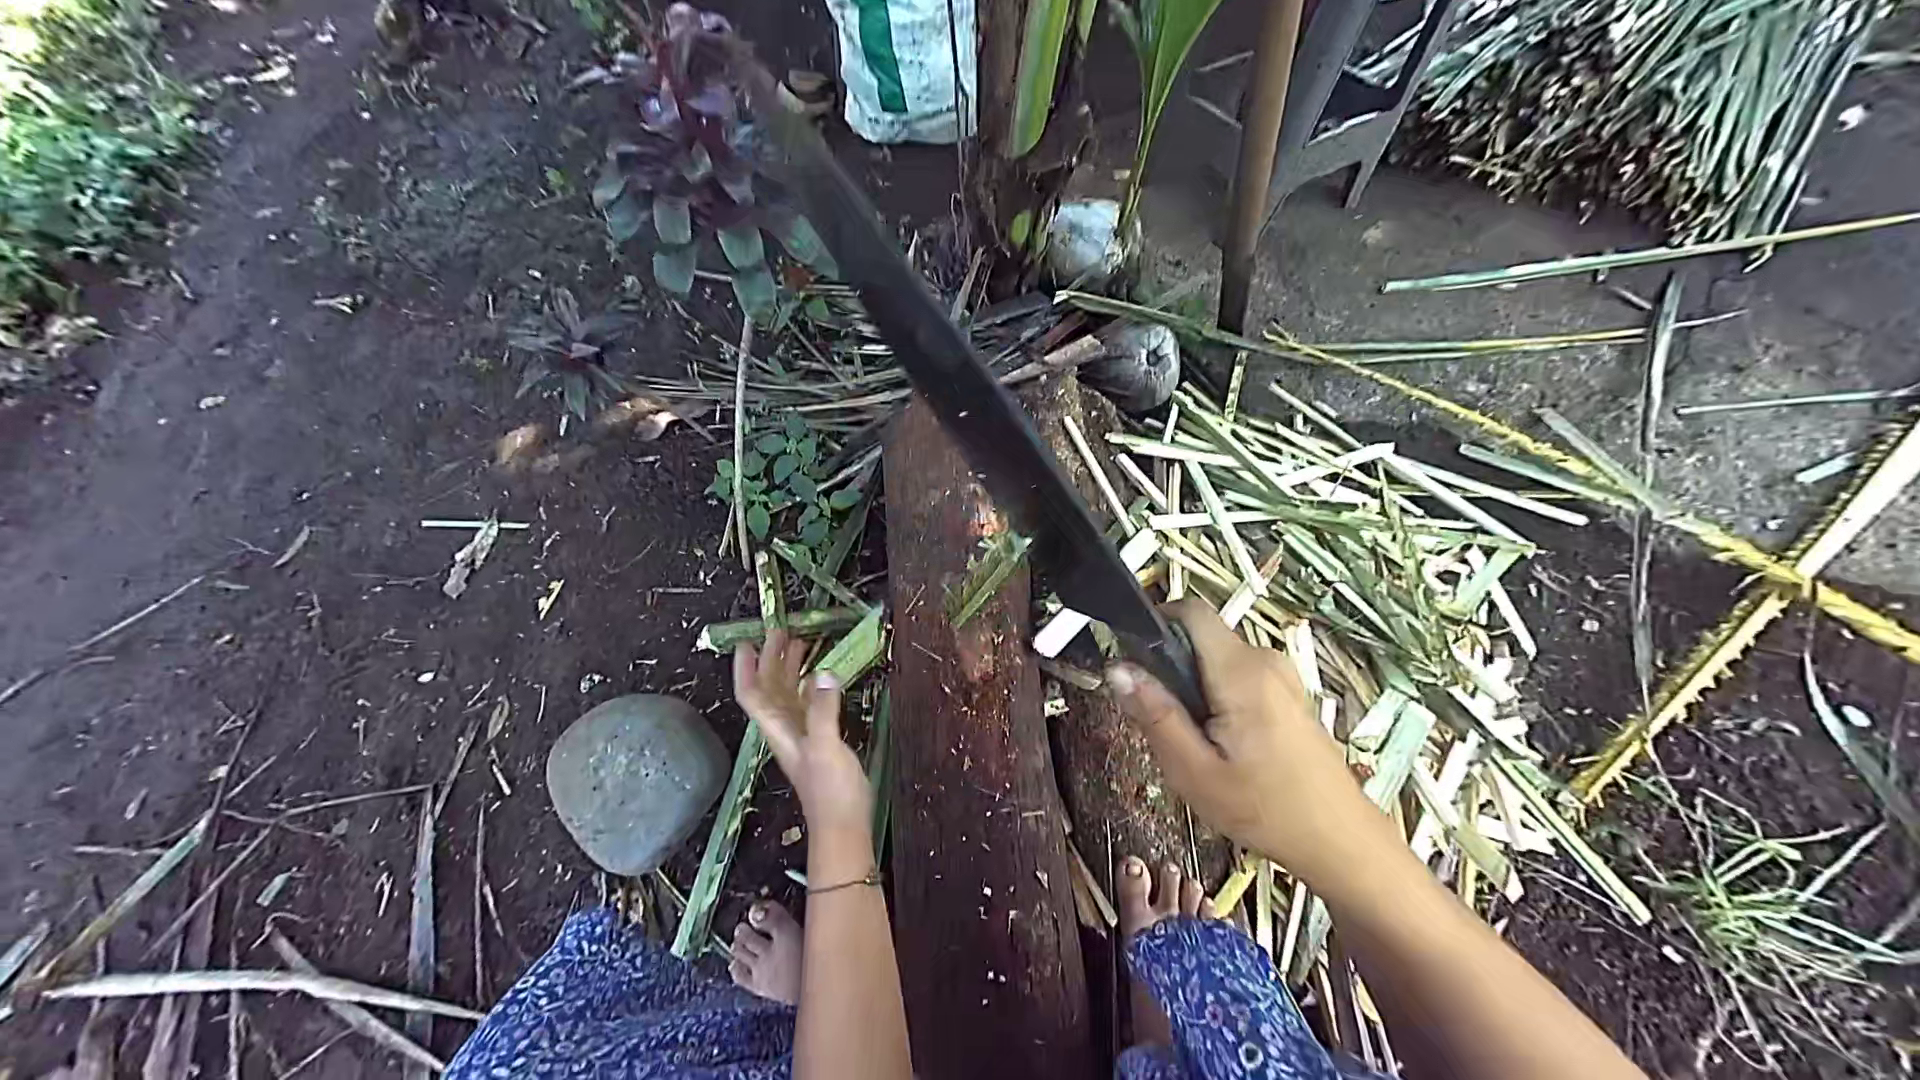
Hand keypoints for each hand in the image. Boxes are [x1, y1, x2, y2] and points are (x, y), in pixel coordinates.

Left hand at [734, 630, 873, 837]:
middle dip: (770, 660)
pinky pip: (808, 704)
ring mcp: (802, 734)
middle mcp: (785, 729)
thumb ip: (822, 710)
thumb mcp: (825, 748)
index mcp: (779, 730)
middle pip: (770, 689)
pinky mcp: (820, 740)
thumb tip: (822, 673)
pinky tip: (819, 676)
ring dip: (790, 669)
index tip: (747, 643)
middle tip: (780, 631)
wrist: (843, 826)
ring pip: (788, 694)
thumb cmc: (830, 791)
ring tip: (800, 643)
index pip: (753, 694)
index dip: (746, 669)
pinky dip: (810, 685)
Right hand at [1104, 599, 1389, 888]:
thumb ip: (1155, 715)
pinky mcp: (1288, 690)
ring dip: (1193, 687)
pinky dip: (1217, 696)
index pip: (1190, 611)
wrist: (1340, 842)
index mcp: (1241, 672)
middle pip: (1198, 639)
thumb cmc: (1265, 810)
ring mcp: (1281, 675)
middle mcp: (1264, 660)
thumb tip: (1118, 669)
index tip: (1135, 661)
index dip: (1155, 623)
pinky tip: (1223, 743)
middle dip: (1171, 669)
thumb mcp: (1194, 771)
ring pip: (1215, 658)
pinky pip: (1236, 674)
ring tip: (1196, 741)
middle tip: (1167, 723)